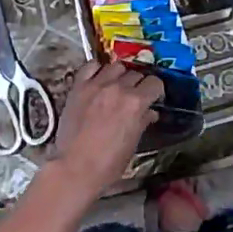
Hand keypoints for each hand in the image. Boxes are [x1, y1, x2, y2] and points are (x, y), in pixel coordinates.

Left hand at [47, 61, 163, 196]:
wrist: (76, 164)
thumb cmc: (109, 162)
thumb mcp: (132, 143)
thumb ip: (142, 122)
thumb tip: (150, 112)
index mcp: (135, 103)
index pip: (154, 83)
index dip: (156, 90)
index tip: (153, 97)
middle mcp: (117, 88)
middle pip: (135, 73)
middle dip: (139, 83)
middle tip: (135, 95)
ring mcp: (96, 84)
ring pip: (115, 66)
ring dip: (120, 74)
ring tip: (117, 85)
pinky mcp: (78, 85)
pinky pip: (90, 66)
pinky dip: (97, 69)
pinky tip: (99, 78)